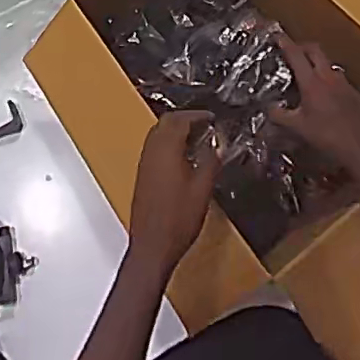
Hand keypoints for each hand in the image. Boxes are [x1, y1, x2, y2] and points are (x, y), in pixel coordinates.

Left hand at [126, 110, 218, 276]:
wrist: (153, 244)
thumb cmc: (180, 217)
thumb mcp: (202, 189)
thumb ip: (210, 161)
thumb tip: (217, 143)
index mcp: (165, 149)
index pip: (178, 120)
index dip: (196, 115)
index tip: (212, 117)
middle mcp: (151, 150)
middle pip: (165, 123)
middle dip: (185, 119)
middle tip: (206, 125)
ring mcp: (144, 161)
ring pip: (158, 134)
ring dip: (176, 130)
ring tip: (199, 138)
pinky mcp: (143, 173)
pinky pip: (155, 147)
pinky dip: (169, 143)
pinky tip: (184, 156)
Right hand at [268, 35, 359, 170]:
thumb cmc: (327, 137)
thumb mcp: (297, 128)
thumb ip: (279, 116)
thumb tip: (268, 108)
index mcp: (312, 82)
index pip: (296, 55)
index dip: (285, 43)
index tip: (277, 36)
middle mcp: (330, 78)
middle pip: (316, 51)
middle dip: (302, 47)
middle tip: (291, 51)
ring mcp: (346, 85)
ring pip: (328, 65)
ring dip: (317, 63)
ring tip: (307, 75)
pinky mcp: (356, 96)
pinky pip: (339, 80)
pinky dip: (329, 80)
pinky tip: (326, 96)